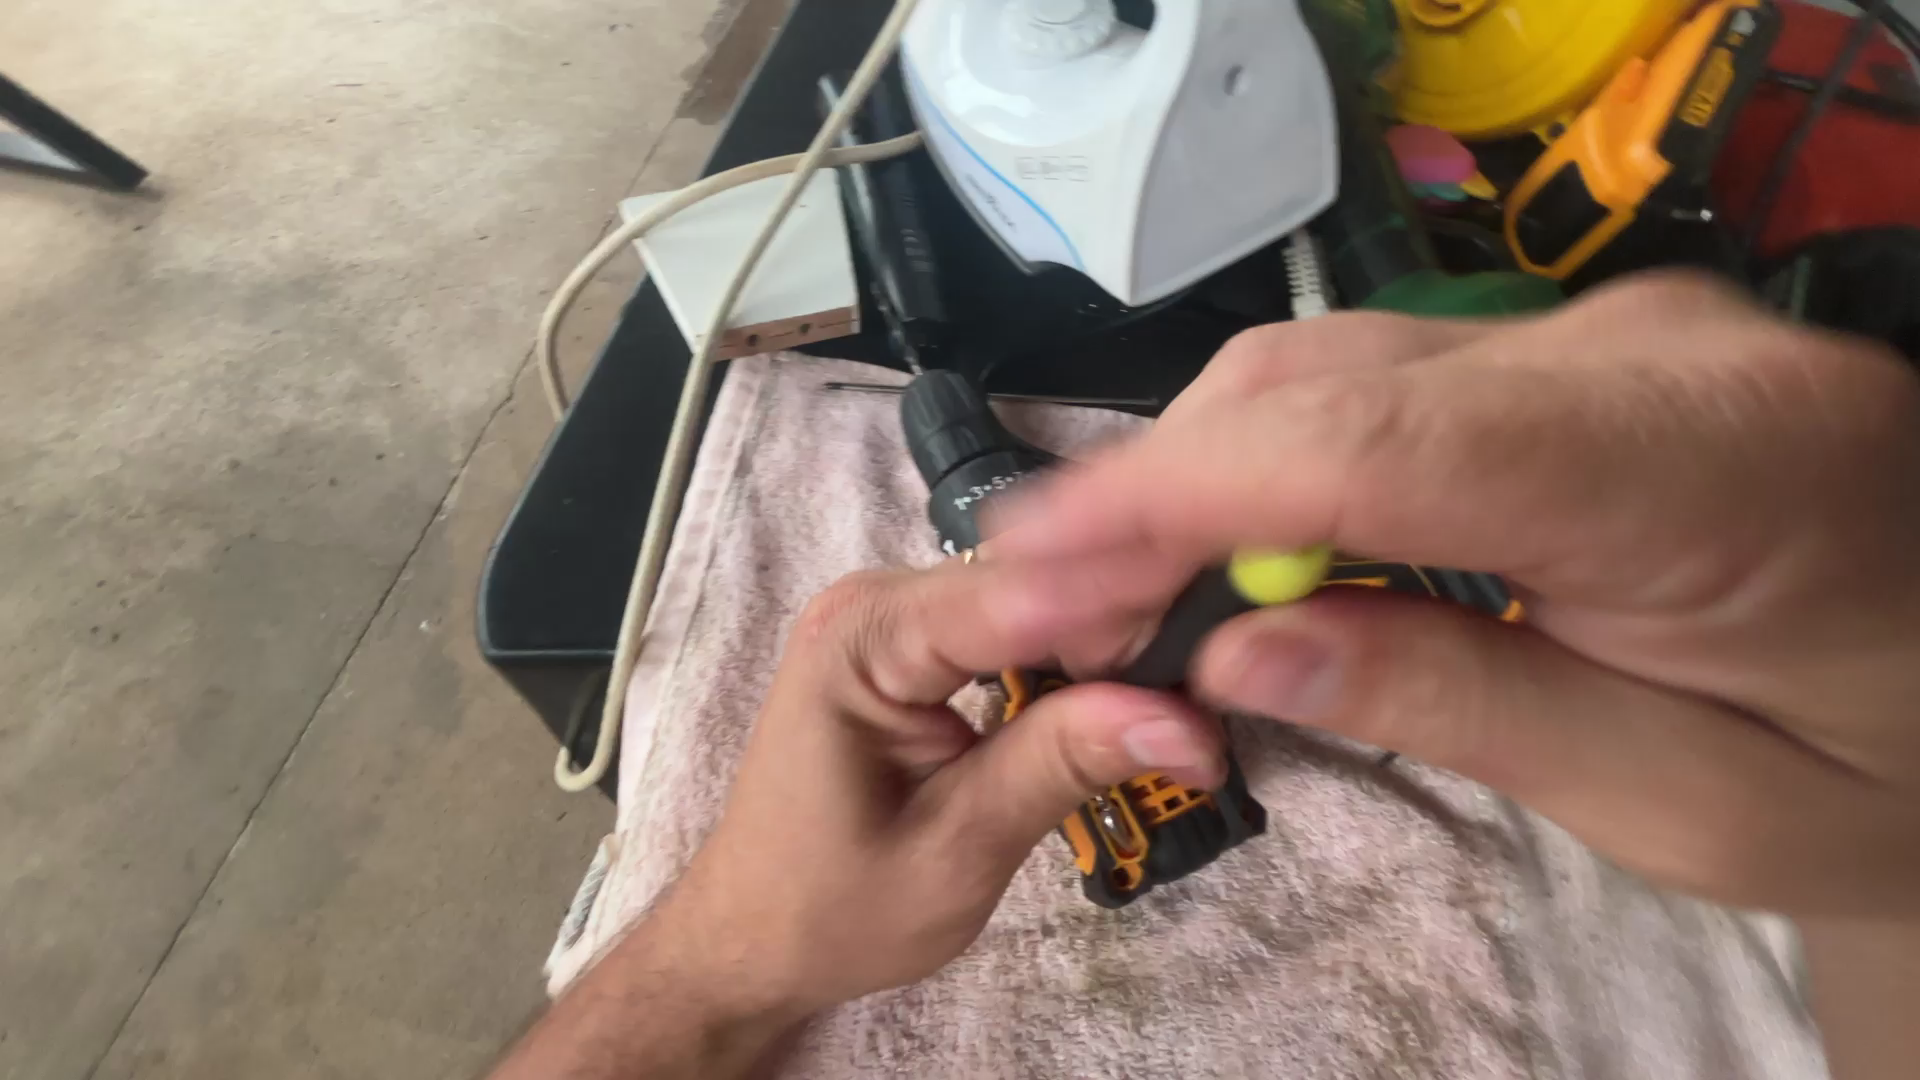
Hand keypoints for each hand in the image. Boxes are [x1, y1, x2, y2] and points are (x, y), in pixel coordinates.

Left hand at [654, 557, 1226, 1016]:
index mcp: (861, 639)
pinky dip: (1067, 657)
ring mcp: (894, 613)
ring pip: (1028, 598)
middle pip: (1025, 583)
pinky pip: (1010, 626)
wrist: (756, 925)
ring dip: (1103, 641)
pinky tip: (1117, 691)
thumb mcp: (954, 851)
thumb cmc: (831, 906)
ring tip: (1181, 690)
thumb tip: (1184, 721)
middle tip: (1214, 682)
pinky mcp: (914, 640)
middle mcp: (876, 601)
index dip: (1117, 610)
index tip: (1217, 643)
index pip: (1011, 595)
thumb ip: (1058, 768)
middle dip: (1122, 626)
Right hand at [991, 273, 1919, 920]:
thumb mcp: (1689, 803)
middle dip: (1139, 498)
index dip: (1171, 495)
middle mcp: (1618, 353)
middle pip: (1299, 393)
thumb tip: (1238, 653)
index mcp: (1701, 463)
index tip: (1032, 550)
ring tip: (1103, 582)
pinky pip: (1332, 391)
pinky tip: (1193, 538)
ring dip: (1173, 481)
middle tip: (1039, 596)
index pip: (1365, 450)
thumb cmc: (1892, 761)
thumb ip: (1457, 703)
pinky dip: (1233, 468)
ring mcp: (1564, 338)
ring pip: (1295, 376)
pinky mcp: (1521, 360)